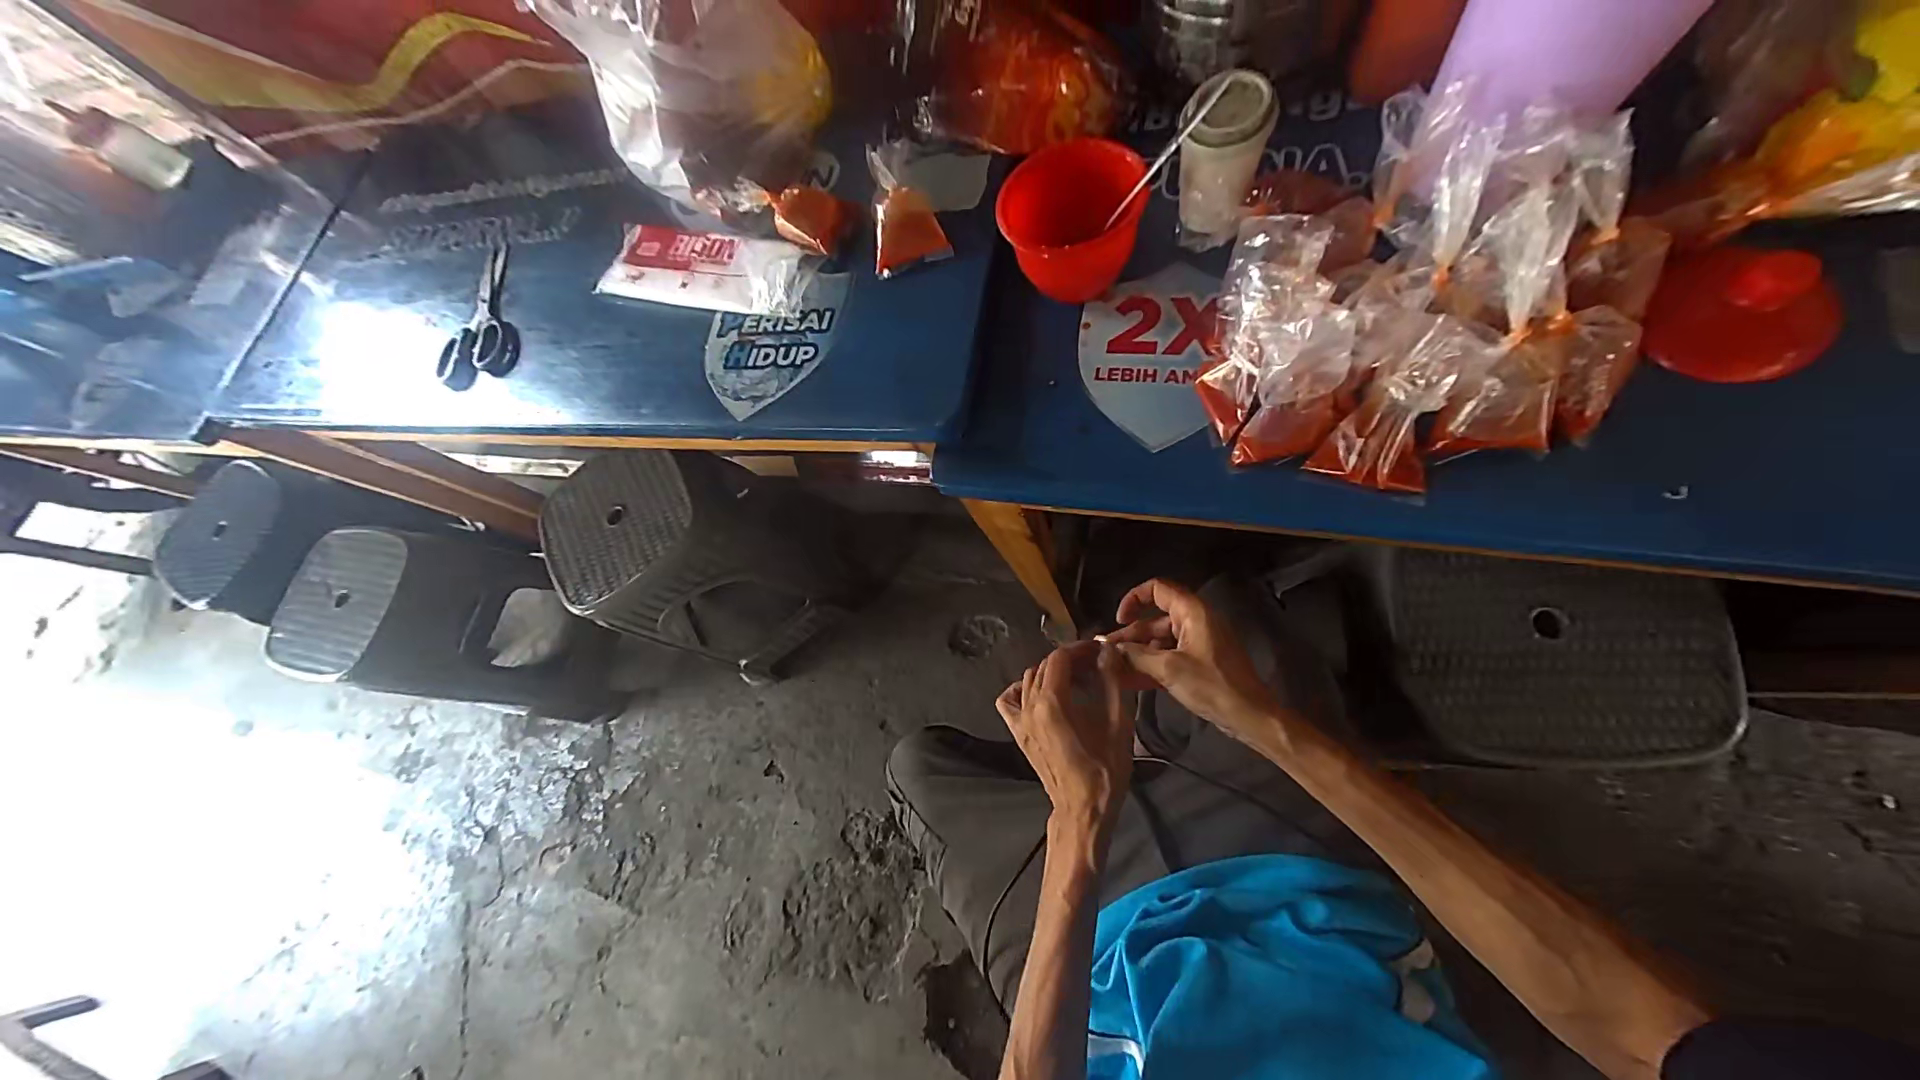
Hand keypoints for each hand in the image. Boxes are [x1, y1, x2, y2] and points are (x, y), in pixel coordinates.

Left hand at [996, 642, 1131, 829]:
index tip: (1098, 650)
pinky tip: (1040, 694)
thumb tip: (1107, 651)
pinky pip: (1009, 700)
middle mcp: (1029, 706)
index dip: (1079, 648)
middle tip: (1094, 663)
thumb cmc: (1104, 770)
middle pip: (1044, 666)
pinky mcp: (1016, 733)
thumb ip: (1111, 683)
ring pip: (1028, 679)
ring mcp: (1019, 720)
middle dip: (1069, 659)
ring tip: (1075, 678)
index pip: (1059, 658)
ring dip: (1050, 672)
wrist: (1083, 809)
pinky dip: (1021, 690)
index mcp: (1052, 702)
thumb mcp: (1118, 724)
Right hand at [1106, 579, 1279, 743]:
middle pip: (1155, 619)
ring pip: (1159, 641)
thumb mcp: (1169, 669)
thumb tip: (1109, 649)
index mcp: (1192, 612)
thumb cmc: (1212, 685)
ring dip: (1137, 654)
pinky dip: (1150, 665)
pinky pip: (1168, 657)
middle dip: (1130, 635)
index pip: (1158, 589)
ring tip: (1112, 669)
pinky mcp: (1199, 663)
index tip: (1118, 620)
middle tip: (1106, 652)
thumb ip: (1136, 656)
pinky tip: (1129, 680)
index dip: (1133, 599)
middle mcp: (1195, 622)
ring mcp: (1198, 643)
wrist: (1250, 716)